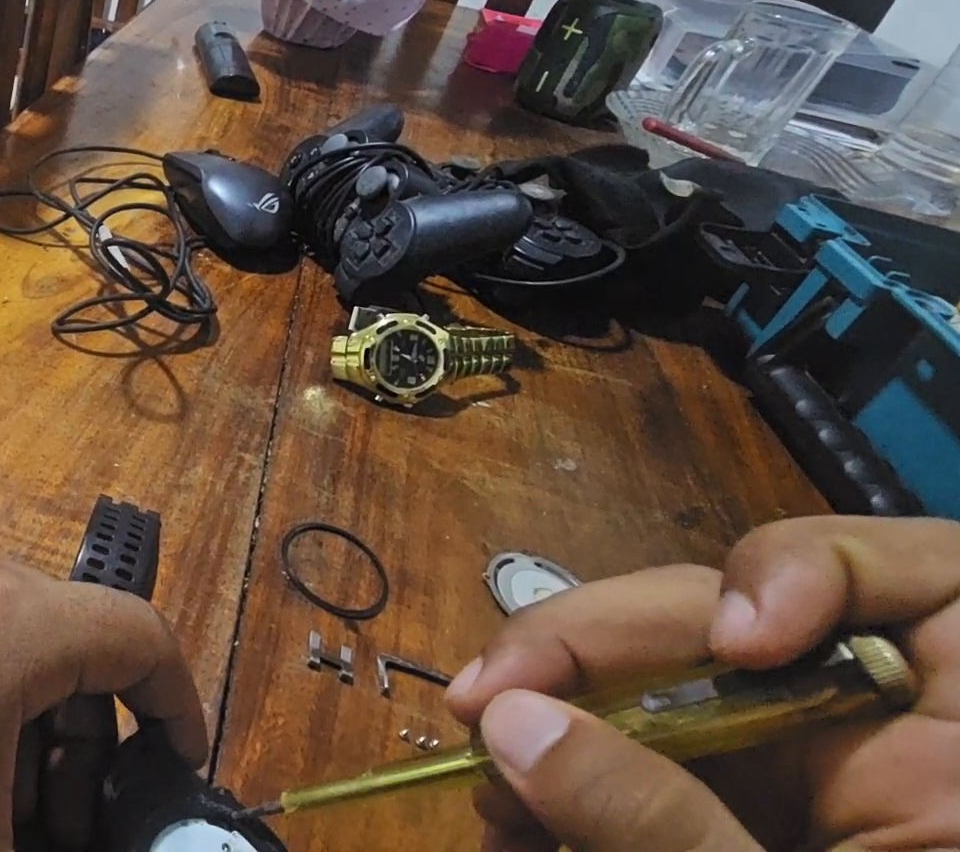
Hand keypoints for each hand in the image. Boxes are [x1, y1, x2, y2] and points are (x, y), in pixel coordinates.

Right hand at [445, 516, 959, 851]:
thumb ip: (666, 826)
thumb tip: (507, 719)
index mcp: (947, 746)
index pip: (900, 578)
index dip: (804, 570)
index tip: (738, 638)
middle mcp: (857, 724)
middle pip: (709, 613)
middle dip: (582, 643)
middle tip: (483, 698)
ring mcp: (775, 757)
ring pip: (636, 677)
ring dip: (544, 713)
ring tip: (484, 787)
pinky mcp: (715, 791)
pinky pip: (618, 742)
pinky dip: (556, 769)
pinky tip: (509, 814)